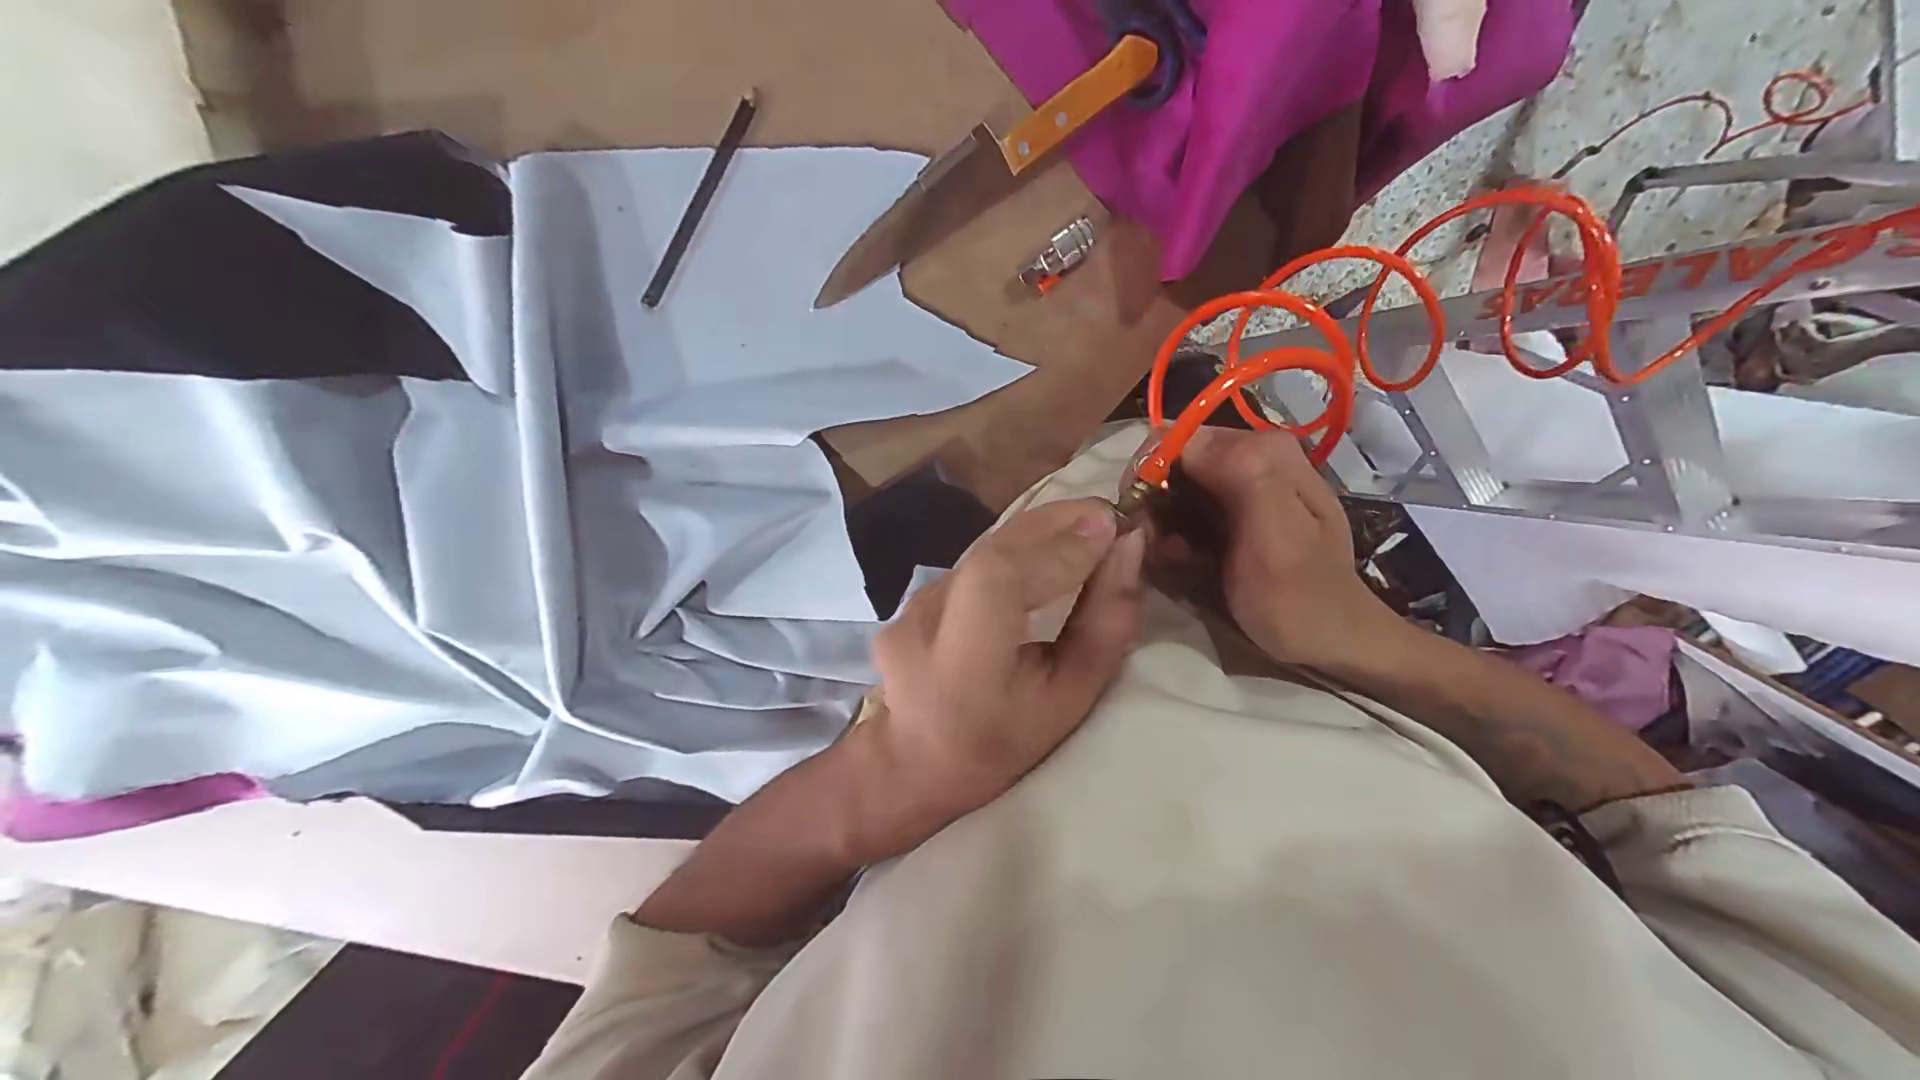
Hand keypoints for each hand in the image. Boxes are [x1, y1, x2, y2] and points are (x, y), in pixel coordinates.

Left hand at [851, 497, 1146, 856]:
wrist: (919, 756)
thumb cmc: (1007, 740)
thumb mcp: (1072, 698)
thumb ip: (1106, 623)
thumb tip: (1128, 546)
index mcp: (962, 667)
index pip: (1000, 580)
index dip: (1058, 548)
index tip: (1113, 529)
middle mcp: (923, 624)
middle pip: (992, 549)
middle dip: (1058, 522)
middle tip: (1110, 516)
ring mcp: (911, 605)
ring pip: (986, 547)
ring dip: (1041, 530)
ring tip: (1089, 529)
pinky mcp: (912, 594)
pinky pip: (976, 558)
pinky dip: (1019, 547)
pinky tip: (1049, 550)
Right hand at [1156, 426, 1404, 670]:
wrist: (1327, 639)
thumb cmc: (1299, 596)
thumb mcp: (1278, 536)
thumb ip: (1245, 475)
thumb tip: (1188, 439)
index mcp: (1264, 451)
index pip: (1177, 436)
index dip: (1149, 473)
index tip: (1143, 522)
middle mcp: (1250, 456)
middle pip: (1170, 462)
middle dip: (1154, 504)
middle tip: (1160, 550)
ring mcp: (1240, 484)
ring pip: (1171, 488)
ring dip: (1160, 525)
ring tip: (1175, 561)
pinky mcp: (1230, 511)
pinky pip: (1181, 510)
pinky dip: (1172, 535)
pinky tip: (1184, 562)